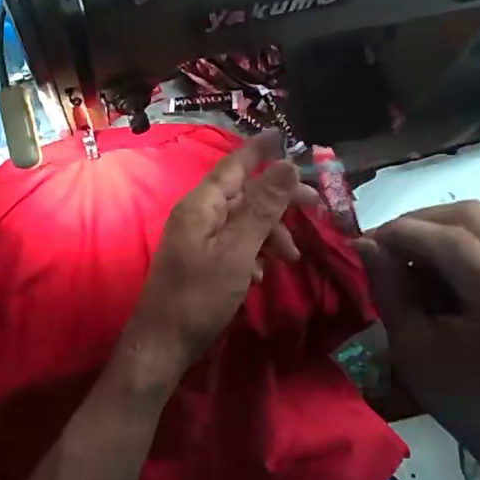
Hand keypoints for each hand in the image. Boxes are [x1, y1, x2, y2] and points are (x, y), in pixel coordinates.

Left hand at [119, 131, 317, 385]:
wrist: (164, 343)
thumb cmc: (199, 297)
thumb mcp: (237, 251)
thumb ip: (262, 208)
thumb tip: (287, 165)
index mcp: (201, 205)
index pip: (234, 165)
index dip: (260, 150)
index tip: (285, 135)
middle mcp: (196, 215)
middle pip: (243, 194)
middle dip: (279, 200)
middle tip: (316, 208)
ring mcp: (196, 239)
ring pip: (242, 222)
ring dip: (270, 233)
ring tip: (290, 258)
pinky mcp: (199, 262)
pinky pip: (233, 245)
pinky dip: (253, 253)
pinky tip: (261, 275)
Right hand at [355, 202, 479, 466]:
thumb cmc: (449, 389)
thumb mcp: (408, 342)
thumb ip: (389, 286)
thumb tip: (364, 242)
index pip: (456, 242)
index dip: (405, 231)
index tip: (364, 241)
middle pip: (471, 218)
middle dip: (417, 222)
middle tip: (379, 244)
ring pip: (478, 221)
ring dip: (429, 228)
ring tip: (396, 253)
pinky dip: (444, 242)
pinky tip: (421, 265)